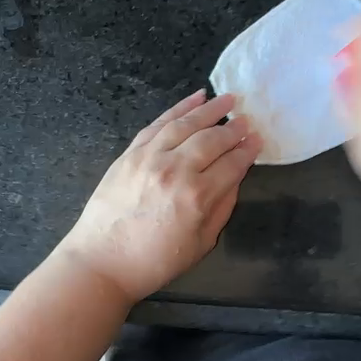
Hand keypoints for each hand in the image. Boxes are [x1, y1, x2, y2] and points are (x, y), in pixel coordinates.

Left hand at [54, 90, 261, 304]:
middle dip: (233, 129)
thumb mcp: (201, 244)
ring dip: (210, 109)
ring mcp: (149, 158)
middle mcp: (175, 170)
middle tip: (247, 121)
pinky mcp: (130, 154)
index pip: (231, 165)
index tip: (258, 141)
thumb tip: (235, 178)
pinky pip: (159, 124)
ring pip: (186, 124)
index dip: (248, 152)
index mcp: (197, 197)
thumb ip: (222, 207)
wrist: (102, 262)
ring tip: (228, 99)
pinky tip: (195, 99)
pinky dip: (178, 108)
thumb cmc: (155, 261)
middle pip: (212, 140)